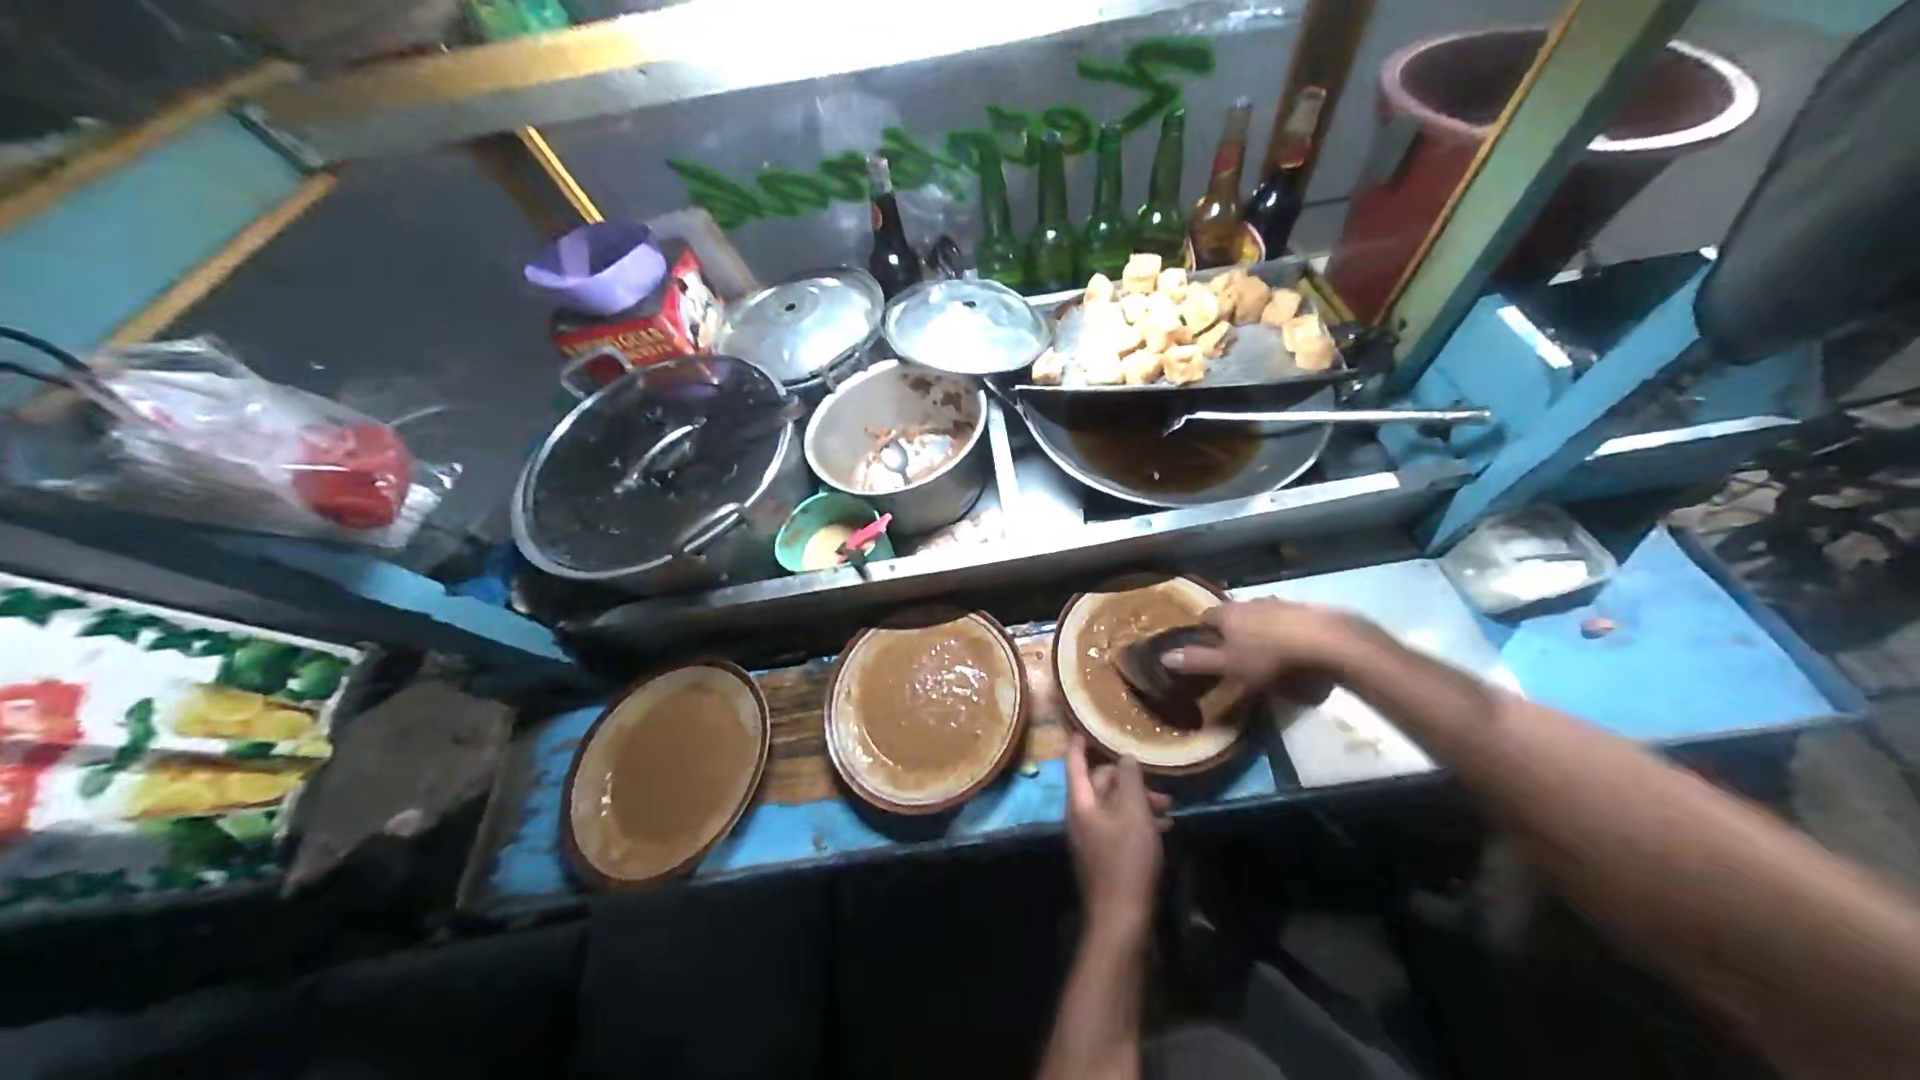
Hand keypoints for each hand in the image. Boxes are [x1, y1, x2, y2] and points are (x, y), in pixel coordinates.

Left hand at [1065, 735, 1170, 939]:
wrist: (1122, 919)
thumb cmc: (1126, 860)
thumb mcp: (1133, 813)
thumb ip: (1129, 780)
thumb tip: (1124, 757)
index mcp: (1080, 804)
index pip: (1075, 764)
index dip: (1079, 745)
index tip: (1083, 729)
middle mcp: (1080, 817)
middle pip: (1099, 786)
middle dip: (1128, 780)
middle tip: (1160, 789)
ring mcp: (1090, 838)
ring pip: (1113, 807)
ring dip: (1138, 802)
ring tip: (1168, 809)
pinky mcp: (1103, 856)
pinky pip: (1118, 827)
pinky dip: (1137, 822)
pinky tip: (1163, 830)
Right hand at [1161, 599, 1369, 701]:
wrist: (1329, 644)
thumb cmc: (1271, 657)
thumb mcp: (1230, 666)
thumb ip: (1198, 661)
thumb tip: (1163, 657)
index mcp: (1228, 614)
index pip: (1206, 616)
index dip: (1203, 631)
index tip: (1205, 646)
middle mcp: (1251, 602)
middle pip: (1234, 613)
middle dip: (1233, 629)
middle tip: (1236, 651)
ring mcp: (1281, 603)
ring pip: (1262, 614)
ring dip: (1260, 628)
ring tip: (1266, 650)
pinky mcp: (1309, 610)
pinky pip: (1288, 619)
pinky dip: (1286, 630)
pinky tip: (1295, 647)